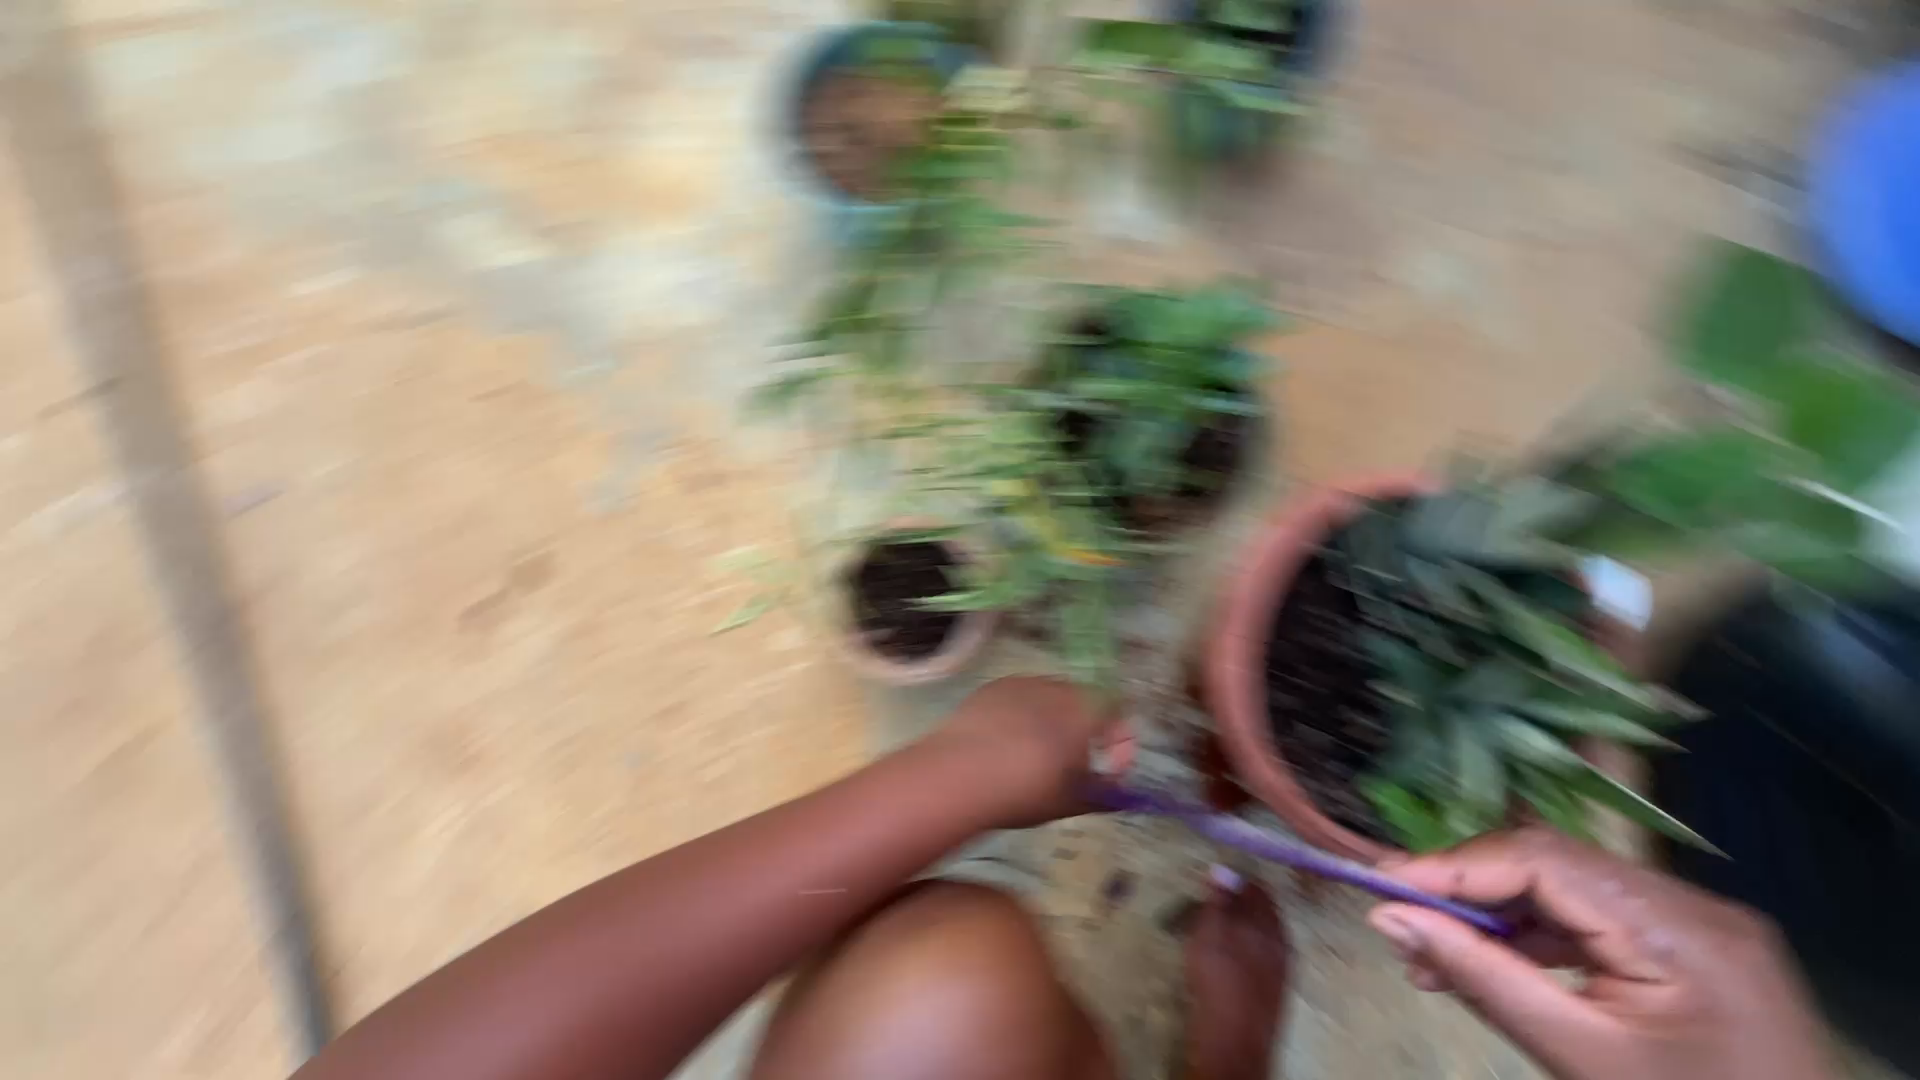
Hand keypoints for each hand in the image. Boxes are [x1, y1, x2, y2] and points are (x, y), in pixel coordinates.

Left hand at [922, 676, 1129, 827]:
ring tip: (1035, 755)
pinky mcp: (991, 687)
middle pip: (1084, 701)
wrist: (960, 773)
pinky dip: (1021, 716)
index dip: (1120, 743)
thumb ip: (1105, 792)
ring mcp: (1021, 682)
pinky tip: (1006, 744)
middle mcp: (1057, 686)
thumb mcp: (1073, 800)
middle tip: (1073, 765)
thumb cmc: (1027, 788)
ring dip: (1052, 720)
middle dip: (1085, 730)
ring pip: (1049, 698)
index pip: (1118, 713)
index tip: (1109, 772)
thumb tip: (1117, 789)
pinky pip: (1018, 698)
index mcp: (1087, 708)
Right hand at [1366, 828, 1830, 1079]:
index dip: (1451, 866)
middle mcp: (1693, 904)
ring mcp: (1695, 922)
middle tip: (1401, 922)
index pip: (1540, 860)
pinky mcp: (1687, 944)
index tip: (1380, 886)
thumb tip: (1386, 917)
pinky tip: (1492, 966)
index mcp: (1681, 930)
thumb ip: (1478, 976)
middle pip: (1549, 865)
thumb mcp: (1576, 1057)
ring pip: (1563, 888)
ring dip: (1493, 914)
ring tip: (1434, 958)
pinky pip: (1589, 918)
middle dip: (1467, 889)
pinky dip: (1533, 936)